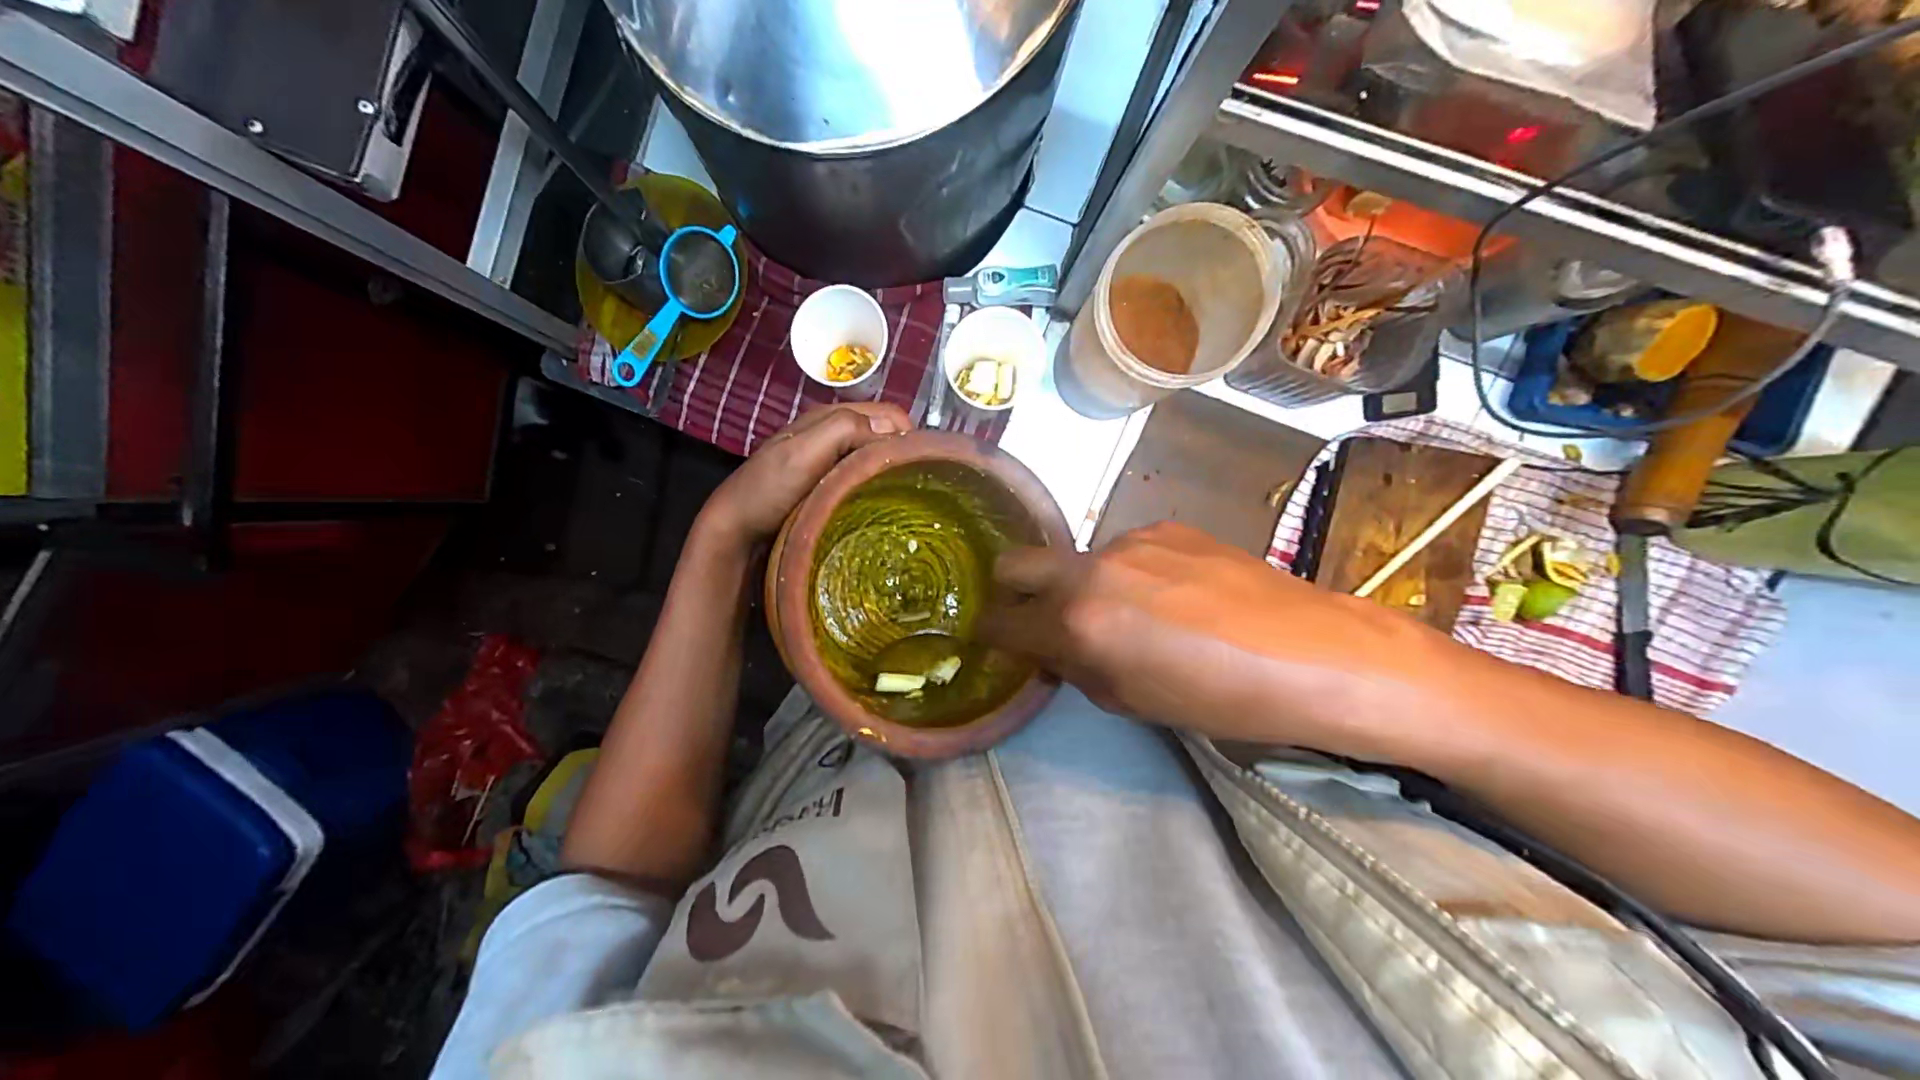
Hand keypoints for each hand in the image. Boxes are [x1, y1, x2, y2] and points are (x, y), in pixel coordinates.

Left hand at [699, 403, 911, 546]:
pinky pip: (864, 478)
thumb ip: (845, 429)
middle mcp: (835, 435)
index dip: (909, 434)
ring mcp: (831, 461)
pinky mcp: (829, 485)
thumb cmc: (768, 489)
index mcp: (831, 418)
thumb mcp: (804, 452)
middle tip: (916, 485)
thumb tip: (894, 430)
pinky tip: (880, 503)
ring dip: (891, 470)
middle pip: (885, 435)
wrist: (735, 528)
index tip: (921, 466)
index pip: (890, 414)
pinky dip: (877, 485)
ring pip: (876, 457)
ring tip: (904, 496)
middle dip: (904, 452)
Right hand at [980, 522, 1442, 749]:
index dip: (992, 633)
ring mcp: (1131, 539)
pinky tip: (1172, 598)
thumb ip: (1076, 667)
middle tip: (1044, 622)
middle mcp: (1092, 567)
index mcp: (1078, 619)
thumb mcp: (1131, 700)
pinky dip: (1125, 573)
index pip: (1001, 619)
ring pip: (1075, 558)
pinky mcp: (1168, 526)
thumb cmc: (1222, 699)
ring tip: (1134, 616)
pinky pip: (1123, 550)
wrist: (1316, 655)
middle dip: (1014, 592)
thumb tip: (1053, 648)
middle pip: (1015, 563)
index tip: (1001, 642)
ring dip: (1081, 585)